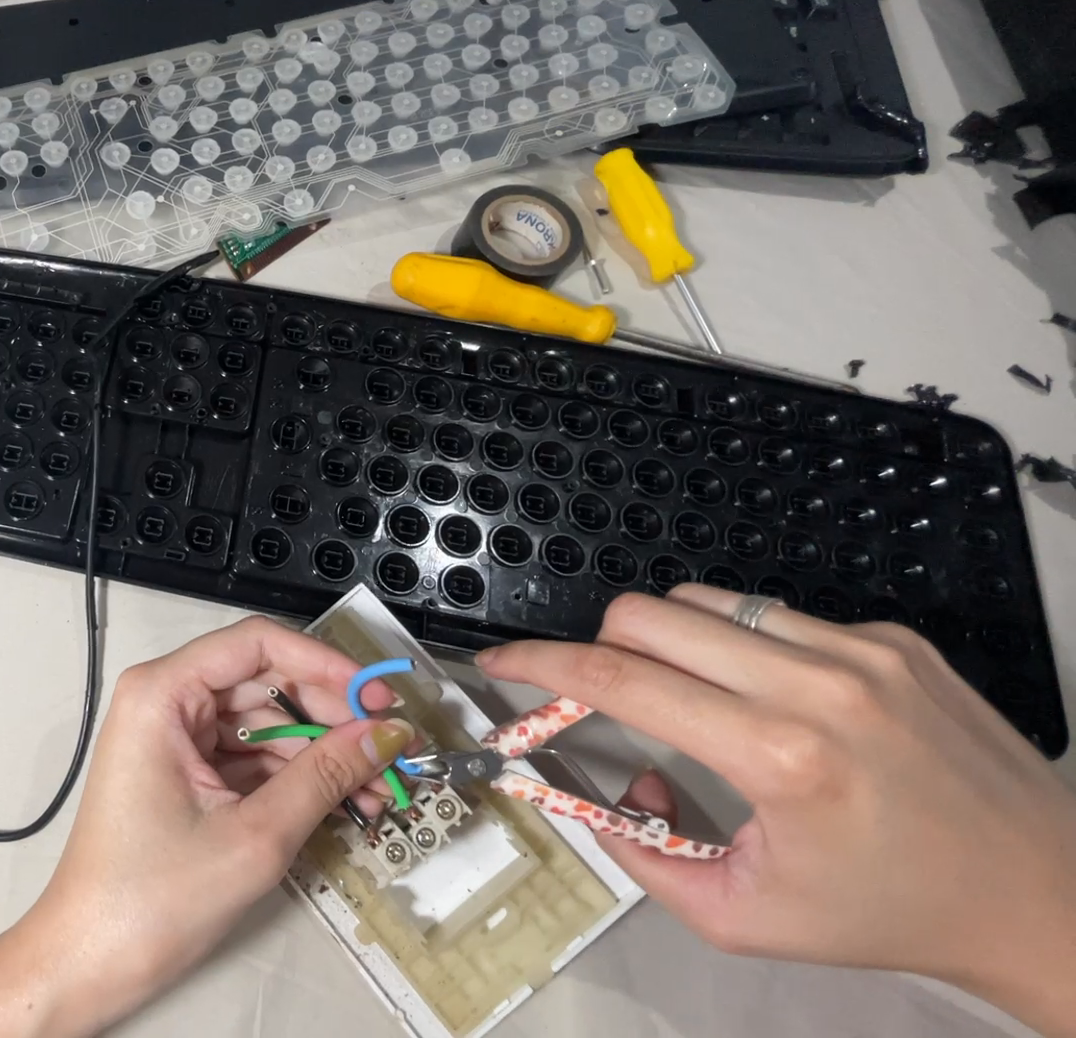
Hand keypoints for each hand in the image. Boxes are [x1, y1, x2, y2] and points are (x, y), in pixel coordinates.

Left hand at [0, 617, 410, 1037]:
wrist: (92, 960)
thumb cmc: (150, 897)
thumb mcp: (255, 833)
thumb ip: (326, 775)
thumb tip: (383, 734)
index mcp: (161, 692)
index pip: (257, 644)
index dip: (324, 664)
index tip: (377, 695)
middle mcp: (163, 700)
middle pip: (263, 680)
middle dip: (329, 714)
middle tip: (387, 746)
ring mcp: (173, 735)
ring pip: (263, 720)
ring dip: (319, 750)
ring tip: (376, 785)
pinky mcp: (184, 769)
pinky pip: (249, 753)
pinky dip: (294, 774)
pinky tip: (340, 798)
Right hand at [476, 585, 1075, 1036]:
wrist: (1058, 901)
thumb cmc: (888, 915)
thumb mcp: (739, 917)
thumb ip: (637, 852)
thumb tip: (604, 786)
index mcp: (780, 757)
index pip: (618, 679)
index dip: (538, 664)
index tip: (498, 665)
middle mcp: (819, 684)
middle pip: (644, 616)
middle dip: (597, 649)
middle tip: (606, 695)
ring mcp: (862, 649)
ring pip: (698, 602)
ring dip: (663, 642)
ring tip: (689, 695)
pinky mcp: (892, 636)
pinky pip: (766, 614)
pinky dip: (733, 645)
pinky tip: (769, 695)